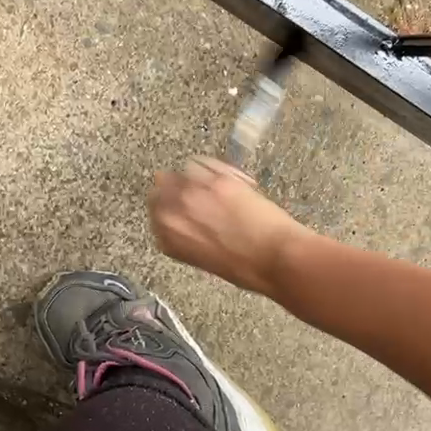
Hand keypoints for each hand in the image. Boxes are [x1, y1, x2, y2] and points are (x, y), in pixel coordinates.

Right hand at [148, 157, 310, 294]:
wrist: (276, 257)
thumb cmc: (247, 267)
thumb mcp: (206, 259)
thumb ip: (189, 237)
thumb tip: (188, 224)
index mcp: (169, 237)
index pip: (155, 211)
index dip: (168, 205)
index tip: (177, 203)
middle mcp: (175, 212)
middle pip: (162, 186)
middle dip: (176, 187)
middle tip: (195, 192)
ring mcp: (195, 193)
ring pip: (183, 171)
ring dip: (195, 176)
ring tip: (213, 185)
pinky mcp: (218, 179)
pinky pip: (204, 162)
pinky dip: (213, 167)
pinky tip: (226, 176)